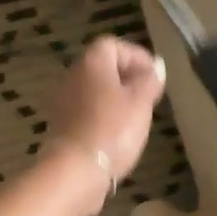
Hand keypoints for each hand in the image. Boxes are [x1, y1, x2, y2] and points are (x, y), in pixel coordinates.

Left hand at [51, 36, 166, 180]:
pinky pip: (86, 113)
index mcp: (91, 63)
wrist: (75, 170)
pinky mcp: (61, 127)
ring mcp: (62, 103)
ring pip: (93, 92)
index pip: (112, 45)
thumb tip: (156, 68)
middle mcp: (72, 77)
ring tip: (136, 116)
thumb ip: (150, 81)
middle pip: (100, 68)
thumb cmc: (112, 128)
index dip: (136, 56)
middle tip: (148, 95)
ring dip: (114, 99)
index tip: (154, 75)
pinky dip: (102, 117)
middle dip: (126, 78)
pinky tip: (117, 134)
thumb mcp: (140, 101)